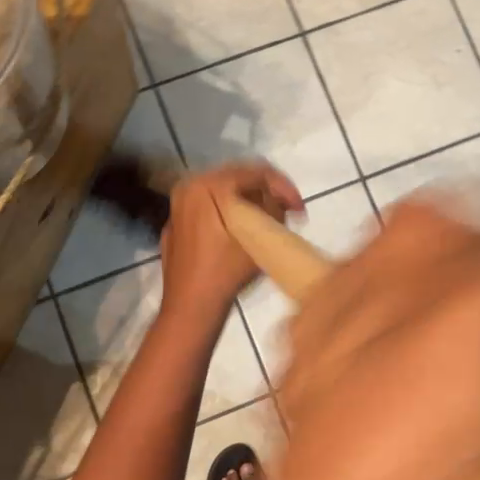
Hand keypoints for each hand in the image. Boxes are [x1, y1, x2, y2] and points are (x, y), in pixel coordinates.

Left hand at [160, 163, 304, 312]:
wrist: (190, 307)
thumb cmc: (225, 271)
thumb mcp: (259, 237)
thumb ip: (273, 207)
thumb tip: (279, 198)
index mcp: (206, 185)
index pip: (253, 172)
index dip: (283, 186)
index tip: (300, 209)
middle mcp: (188, 187)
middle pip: (236, 179)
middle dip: (266, 193)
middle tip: (290, 212)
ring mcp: (179, 207)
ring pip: (223, 194)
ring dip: (250, 203)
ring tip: (271, 222)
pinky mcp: (178, 225)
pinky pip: (208, 209)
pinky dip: (229, 214)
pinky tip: (245, 232)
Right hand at [228, 198, 479, 479]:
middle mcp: (431, 262)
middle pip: (300, 414)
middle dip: (364, 477)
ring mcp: (417, 229)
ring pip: (302, 367)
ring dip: (360, 423)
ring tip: (457, 434)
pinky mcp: (412, 219)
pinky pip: (324, 321)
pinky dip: (362, 368)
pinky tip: (438, 382)